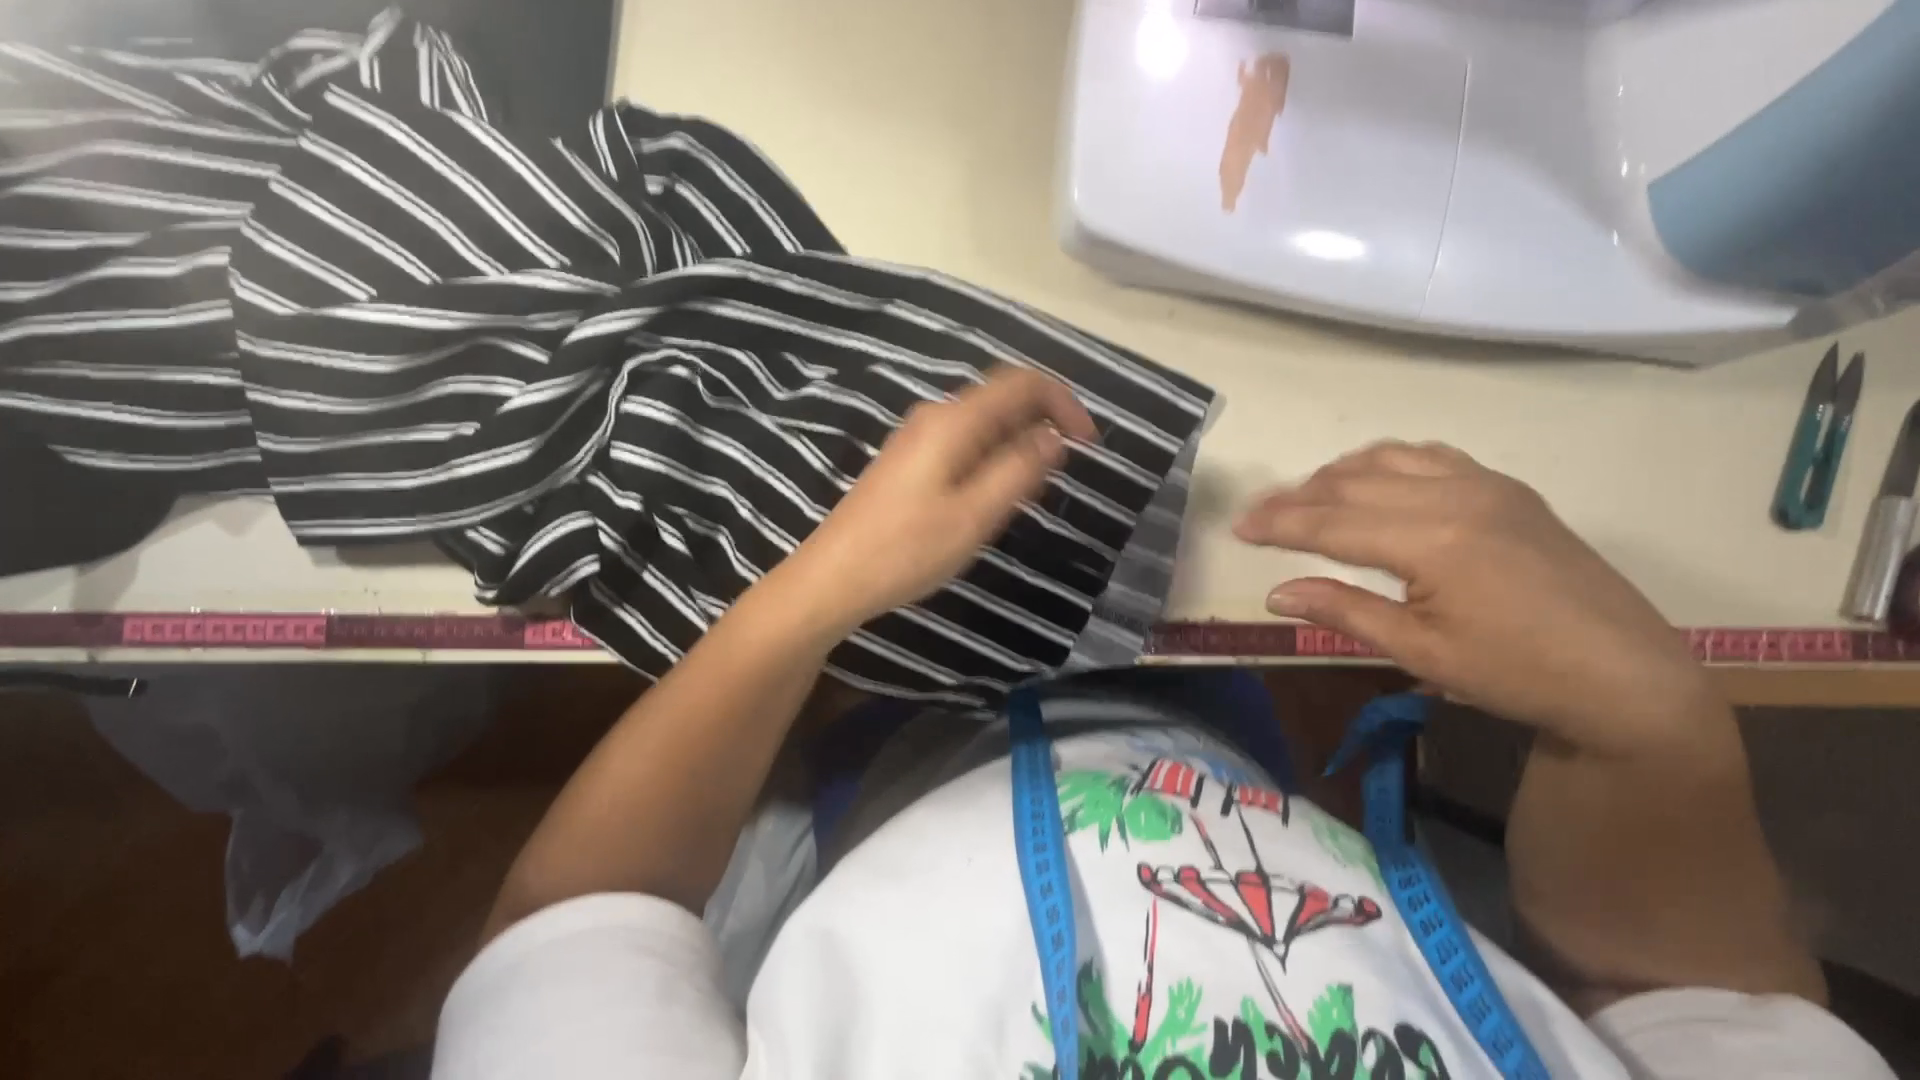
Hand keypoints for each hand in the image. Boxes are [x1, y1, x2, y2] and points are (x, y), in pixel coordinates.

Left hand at [772, 367, 1096, 639]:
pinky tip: (995, 498)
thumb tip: (1053, 436)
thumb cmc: (905, 550)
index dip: (1063, 402)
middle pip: (1002, 398)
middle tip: (1067, 470)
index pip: (1021, 382)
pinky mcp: (907, 465)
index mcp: (952, 421)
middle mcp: (934, 418)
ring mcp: (916, 440)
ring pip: (983, 425)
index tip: (1088, 443)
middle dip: (1043, 423)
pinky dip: (992, 459)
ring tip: (1035, 490)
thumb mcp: (974, 515)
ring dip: (1018, 445)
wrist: (831, 580)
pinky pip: (963, 445)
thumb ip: (1019, 470)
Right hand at [1233, 442, 1718, 752]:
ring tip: (1305, 495)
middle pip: (1353, 483)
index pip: (1332, 522)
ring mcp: (1487, 486)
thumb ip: (1345, 611)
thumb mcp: (1421, 651)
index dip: (1279, 524)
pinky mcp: (1509, 490)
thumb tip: (1278, 593)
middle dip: (1298, 497)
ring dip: (1339, 474)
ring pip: (1390, 459)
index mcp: (1431, 539)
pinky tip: (1374, 479)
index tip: (1237, 526)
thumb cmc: (1517, 675)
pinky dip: (1389, 462)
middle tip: (1257, 513)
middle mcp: (1455, 496)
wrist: (1627, 677)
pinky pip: (1433, 457)